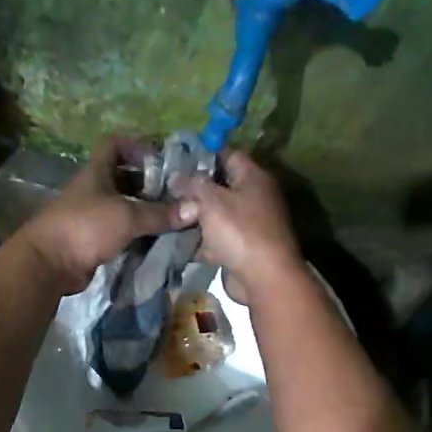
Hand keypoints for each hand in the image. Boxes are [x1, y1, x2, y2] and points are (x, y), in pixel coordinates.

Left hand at [13, 137, 196, 293]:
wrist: (50, 264)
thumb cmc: (86, 227)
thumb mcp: (127, 216)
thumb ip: (160, 214)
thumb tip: (195, 209)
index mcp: (96, 172)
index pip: (114, 145)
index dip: (136, 145)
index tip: (159, 158)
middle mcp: (92, 191)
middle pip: (123, 179)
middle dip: (148, 185)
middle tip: (176, 194)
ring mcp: (90, 217)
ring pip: (122, 208)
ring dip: (143, 213)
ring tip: (172, 219)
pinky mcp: (91, 242)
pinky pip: (118, 233)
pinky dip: (135, 235)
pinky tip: (156, 241)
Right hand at [171, 150, 301, 300]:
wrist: (264, 277)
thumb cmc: (240, 231)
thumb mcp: (212, 201)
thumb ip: (193, 186)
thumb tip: (176, 176)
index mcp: (253, 177)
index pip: (228, 154)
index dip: (204, 156)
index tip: (177, 162)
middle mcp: (255, 197)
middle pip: (221, 186)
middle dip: (195, 191)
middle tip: (168, 193)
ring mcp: (250, 224)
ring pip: (217, 215)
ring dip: (196, 218)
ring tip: (169, 218)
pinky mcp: (242, 248)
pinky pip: (218, 239)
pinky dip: (202, 242)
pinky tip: (181, 244)